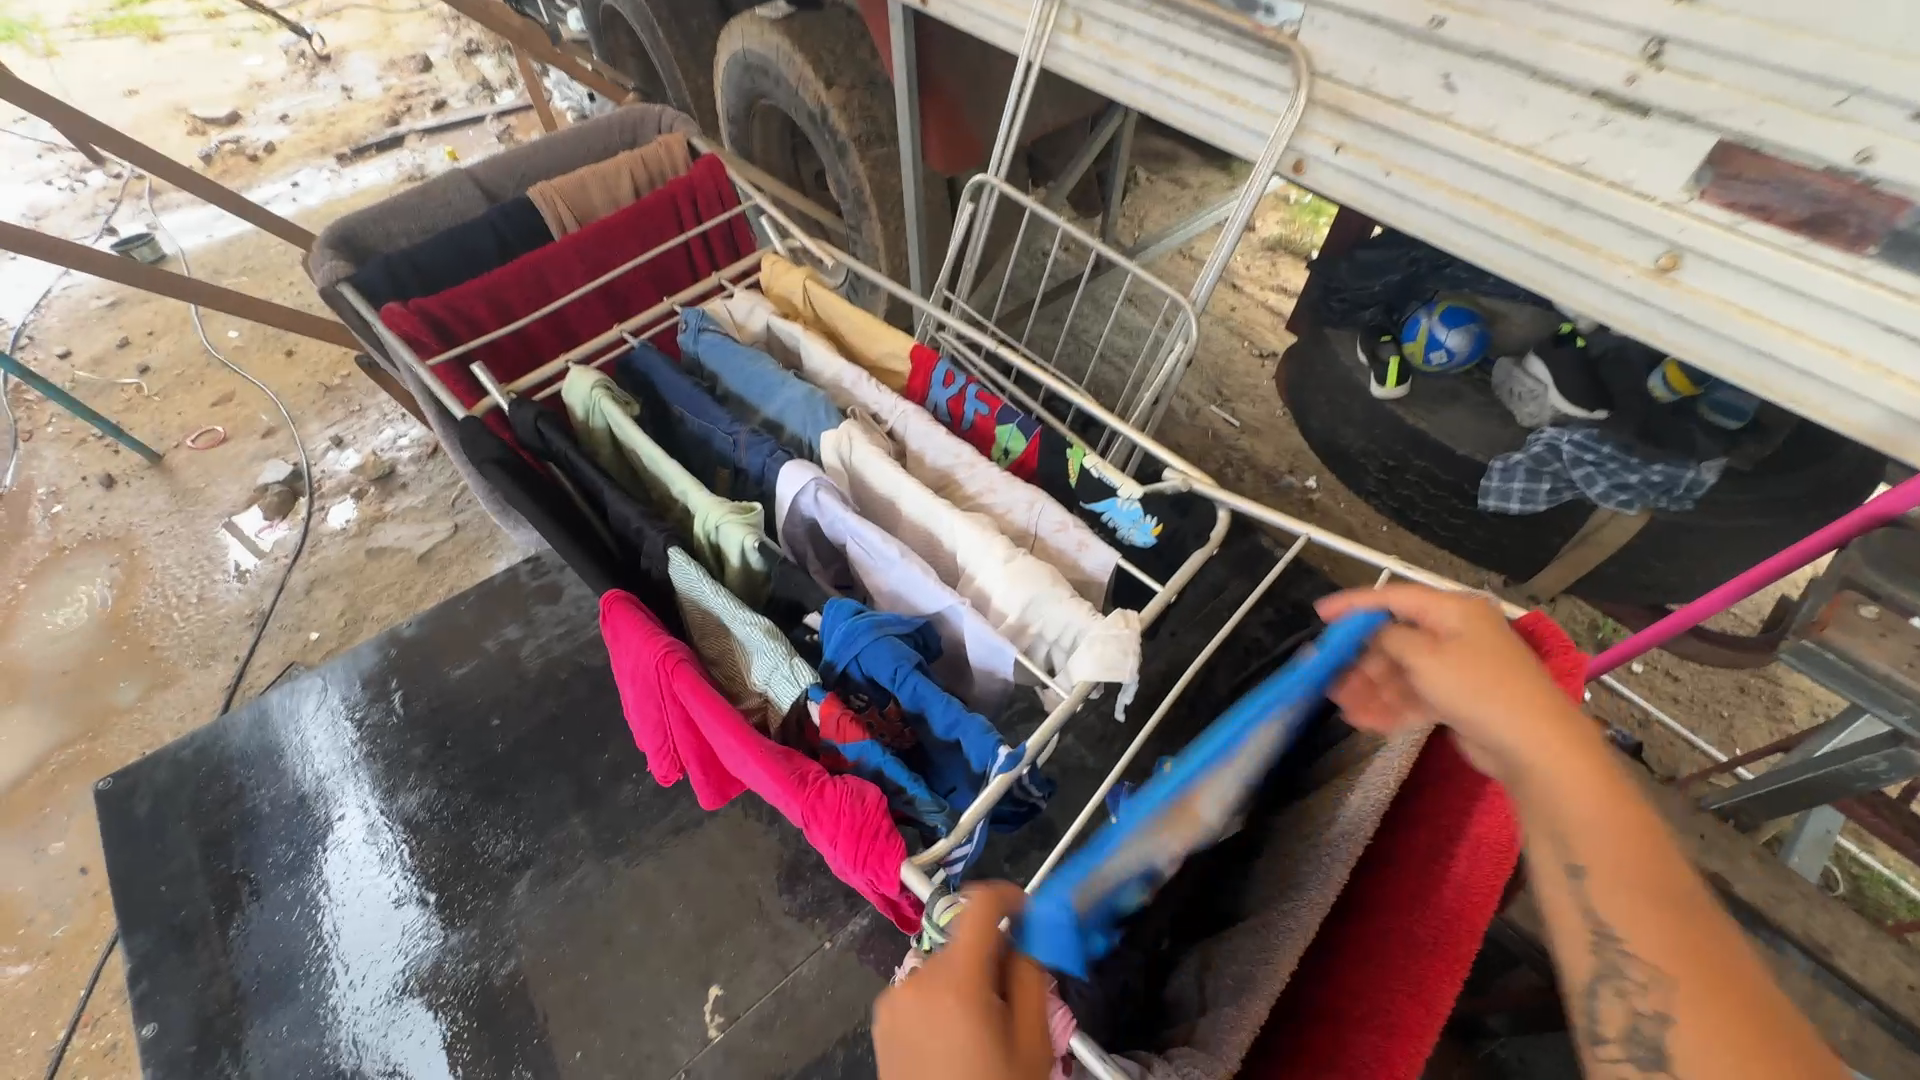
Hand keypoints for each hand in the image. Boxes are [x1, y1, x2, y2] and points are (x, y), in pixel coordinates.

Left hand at [873, 883, 1052, 1079]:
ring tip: (984, 1030)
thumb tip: (1028, 935)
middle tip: (1015, 998)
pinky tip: (954, 1042)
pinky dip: (942, 1000)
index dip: (1010, 897)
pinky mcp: (881, 1020)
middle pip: (964, 941)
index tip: (1029, 916)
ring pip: (945, 966)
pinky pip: (922, 990)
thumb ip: (1032, 977)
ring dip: (968, 980)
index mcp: (956, 978)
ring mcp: (893, 998)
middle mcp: (917, 976)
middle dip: (994, 957)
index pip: (980, 902)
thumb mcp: (1032, 1045)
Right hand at [1315, 584, 1590, 783]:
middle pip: (1394, 640)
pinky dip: (1390, 705)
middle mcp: (1454, 633)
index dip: (1353, 605)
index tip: (1320, 614)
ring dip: (1371, 688)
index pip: (1393, 598)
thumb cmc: (1477, 687)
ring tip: (1344, 708)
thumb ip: (1387, 637)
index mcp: (1452, 610)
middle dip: (1360, 662)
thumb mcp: (1423, 655)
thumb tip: (1370, 633)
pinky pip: (1414, 695)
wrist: (1535, 745)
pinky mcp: (1458, 698)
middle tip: (1329, 679)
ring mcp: (1457, 667)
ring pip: (1401, 671)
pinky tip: (1365, 721)